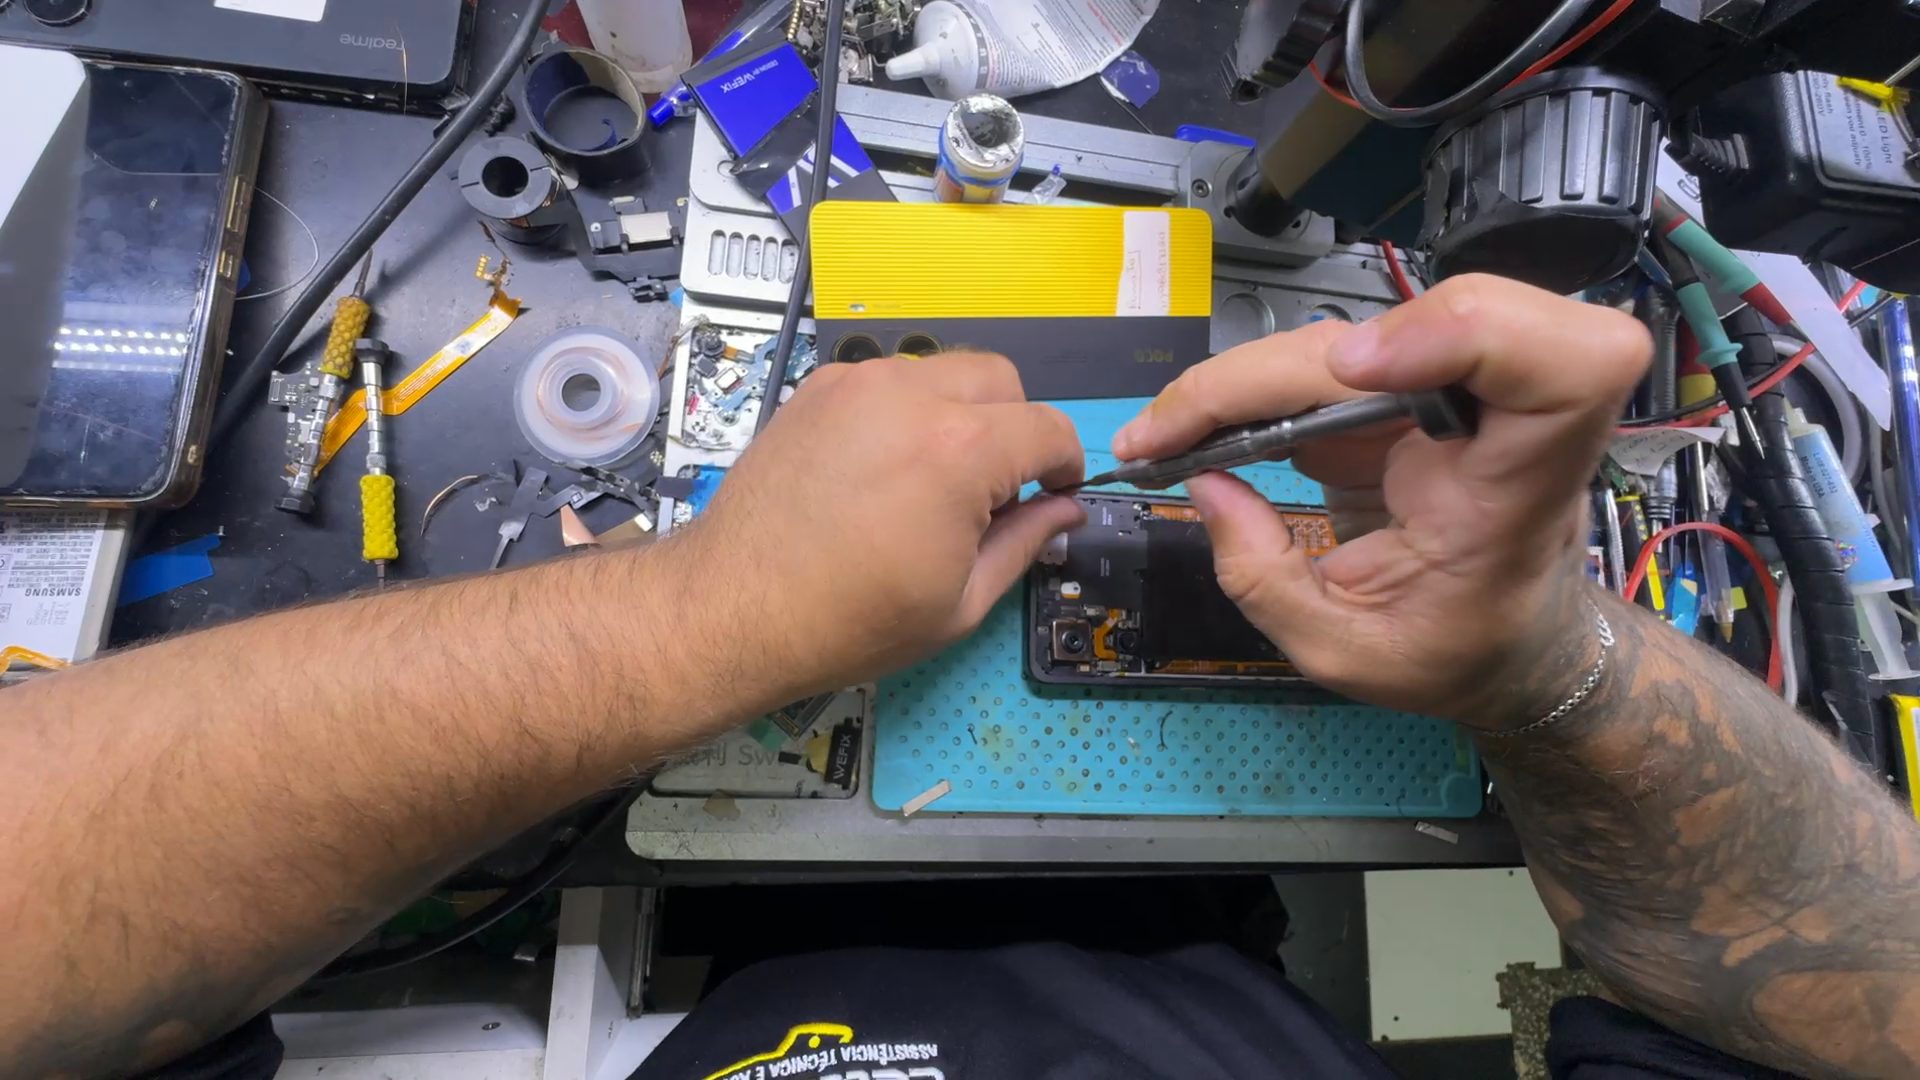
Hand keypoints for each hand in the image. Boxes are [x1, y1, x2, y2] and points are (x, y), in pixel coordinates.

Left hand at [675, 352, 1084, 711]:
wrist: (735, 608)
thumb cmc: (852, 622)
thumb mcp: (961, 601)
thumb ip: (1026, 541)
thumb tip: (1066, 508)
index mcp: (960, 451)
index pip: (1049, 429)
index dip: (1066, 464)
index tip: (1056, 492)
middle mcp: (912, 396)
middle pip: (1003, 381)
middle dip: (1017, 427)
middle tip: (994, 487)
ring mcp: (858, 383)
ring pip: (946, 371)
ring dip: (963, 413)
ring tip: (934, 476)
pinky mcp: (820, 388)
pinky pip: (891, 379)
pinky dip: (910, 409)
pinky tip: (885, 463)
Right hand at [1112, 276, 1650, 728]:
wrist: (1497, 640)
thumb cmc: (1450, 649)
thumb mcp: (1341, 649)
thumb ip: (1262, 578)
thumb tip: (1202, 481)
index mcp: (1511, 491)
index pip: (1558, 364)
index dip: (1467, 332)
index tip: (1355, 368)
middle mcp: (1484, 424)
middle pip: (1378, 339)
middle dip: (1251, 379)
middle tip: (1159, 438)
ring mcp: (1430, 403)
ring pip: (1328, 343)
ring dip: (1230, 384)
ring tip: (1160, 438)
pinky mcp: (1383, 402)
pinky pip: (1303, 369)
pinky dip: (1235, 394)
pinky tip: (1189, 429)